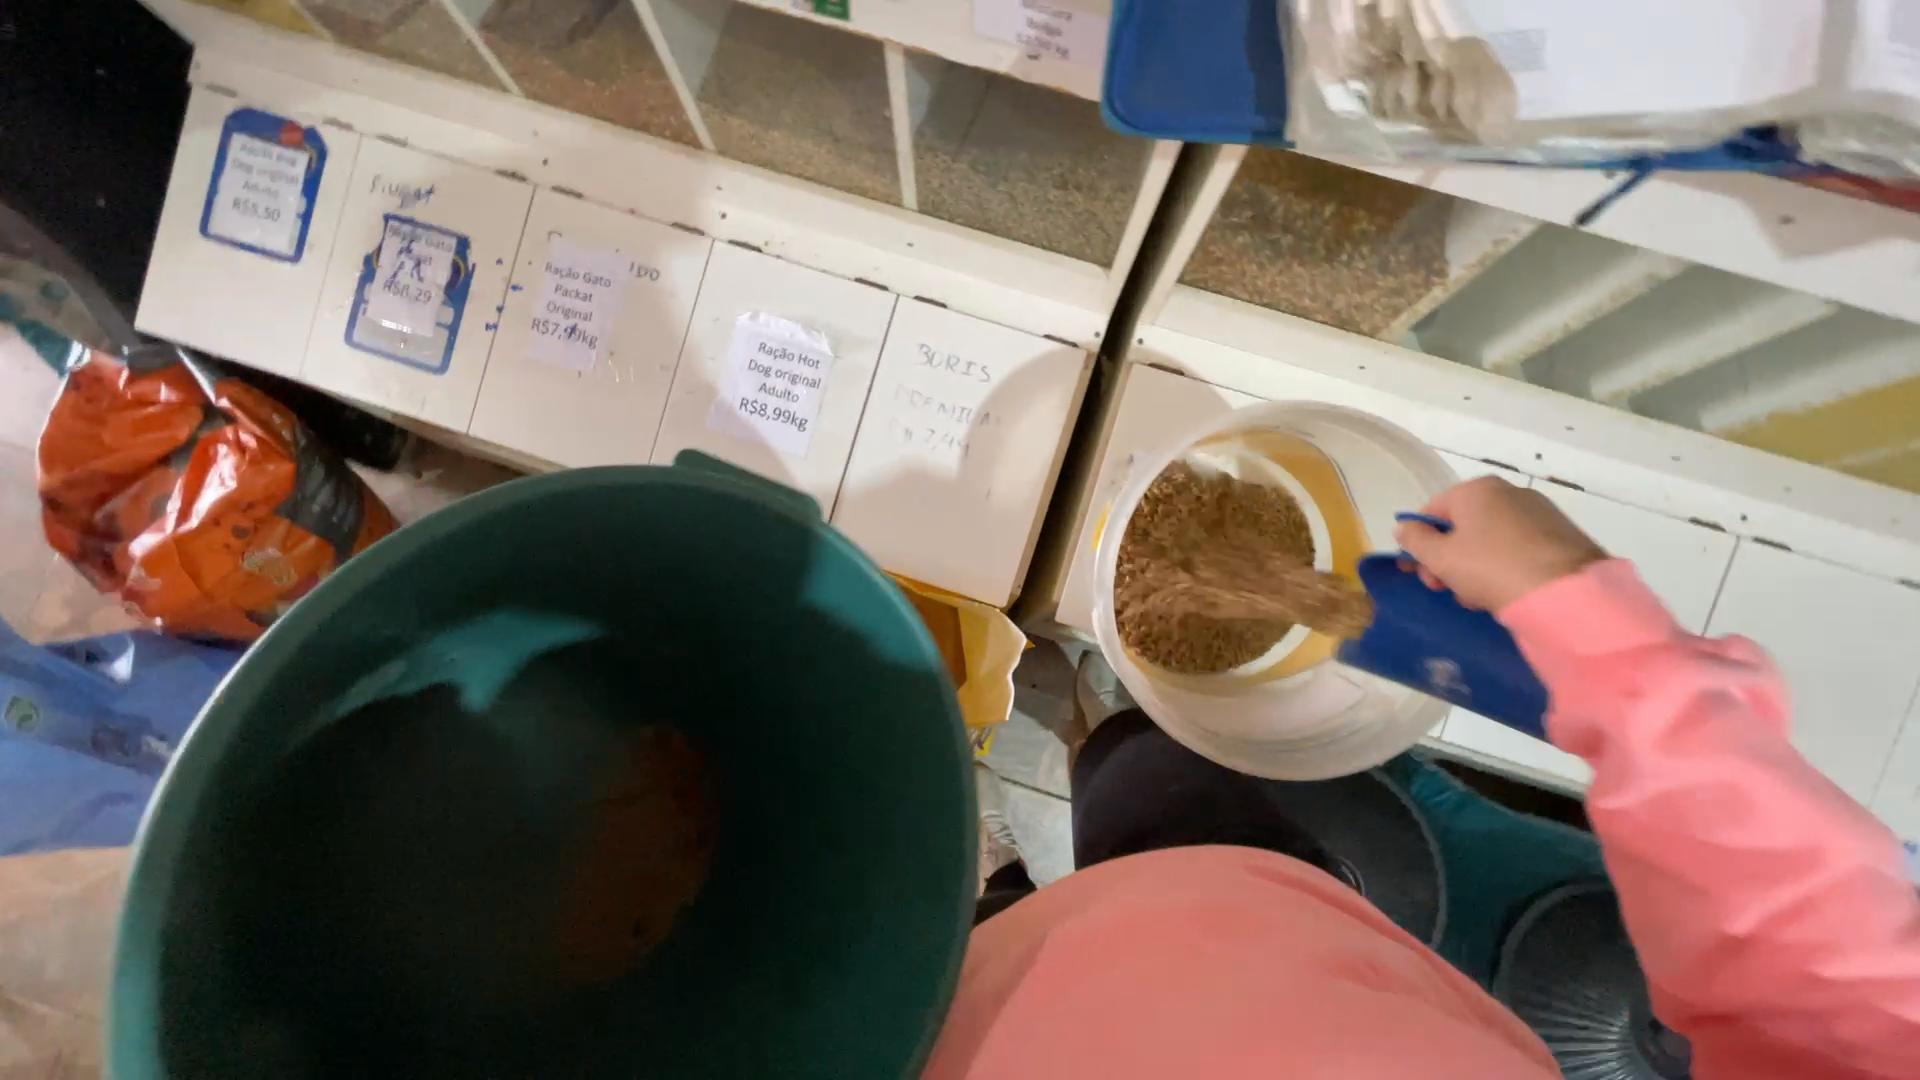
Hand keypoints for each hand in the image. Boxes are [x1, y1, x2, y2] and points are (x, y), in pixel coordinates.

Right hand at [1393, 476, 1607, 612]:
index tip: (1416, 570)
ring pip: (1488, 540)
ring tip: (1475, 596)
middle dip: (1446, 559)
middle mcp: (1509, 492)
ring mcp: (1540, 513)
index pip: (1431, 512)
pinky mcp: (1562, 536)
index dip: (1418, 542)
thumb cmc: (1490, 567)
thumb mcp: (1439, 556)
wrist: (1567, 592)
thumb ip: (1414, 539)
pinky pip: (1517, 549)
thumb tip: (1404, 526)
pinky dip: (1503, 567)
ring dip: (1472, 567)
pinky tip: (1504, 591)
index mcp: (1476, 489)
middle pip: (1461, 526)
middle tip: (1443, 587)